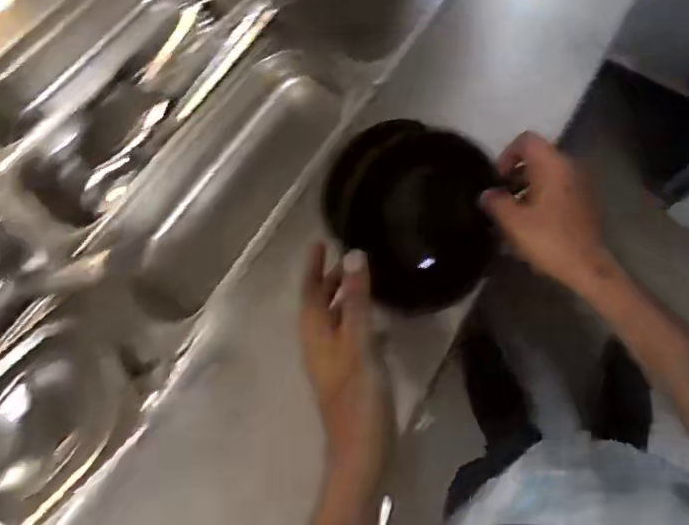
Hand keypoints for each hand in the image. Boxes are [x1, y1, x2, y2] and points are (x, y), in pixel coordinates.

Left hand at [299, 243, 391, 480]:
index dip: (314, 266)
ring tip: (366, 275)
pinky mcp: (349, 370)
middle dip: (331, 277)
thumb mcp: (358, 338)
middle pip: (320, 303)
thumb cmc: (356, 390)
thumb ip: (355, 298)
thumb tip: (353, 254)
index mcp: (314, 334)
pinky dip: (356, 312)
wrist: (361, 447)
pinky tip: (378, 312)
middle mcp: (319, 343)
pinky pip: (348, 330)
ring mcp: (333, 358)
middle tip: (353, 254)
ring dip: (345, 294)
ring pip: (334, 316)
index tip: (320, 241)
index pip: (310, 291)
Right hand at [480, 132, 622, 298]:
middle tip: (504, 197)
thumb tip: (487, 194)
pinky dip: (545, 195)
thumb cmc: (550, 240)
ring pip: (549, 173)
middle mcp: (569, 165)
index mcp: (553, 164)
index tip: (498, 179)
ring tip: (516, 212)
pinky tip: (535, 221)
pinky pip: (560, 186)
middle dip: (517, 173)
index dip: (507, 155)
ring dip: (530, 186)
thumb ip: (496, 203)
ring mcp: (581, 181)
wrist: (588, 266)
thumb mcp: (515, 223)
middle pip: (538, 156)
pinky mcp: (587, 198)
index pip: (527, 140)